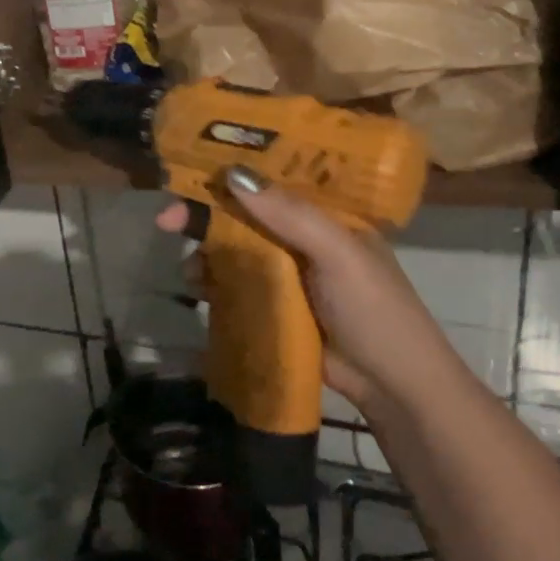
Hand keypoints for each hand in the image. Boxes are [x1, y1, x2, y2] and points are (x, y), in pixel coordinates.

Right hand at [157, 165, 471, 411]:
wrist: (393, 388)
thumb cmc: (374, 310)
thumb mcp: (337, 253)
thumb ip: (289, 214)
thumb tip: (231, 173)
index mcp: (326, 216)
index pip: (273, 180)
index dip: (232, 172)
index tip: (188, 172)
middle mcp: (302, 237)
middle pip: (244, 214)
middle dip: (203, 213)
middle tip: (166, 220)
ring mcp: (286, 273)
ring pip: (233, 248)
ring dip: (203, 251)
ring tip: (187, 268)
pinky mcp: (272, 304)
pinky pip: (233, 282)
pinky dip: (210, 281)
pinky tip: (196, 287)